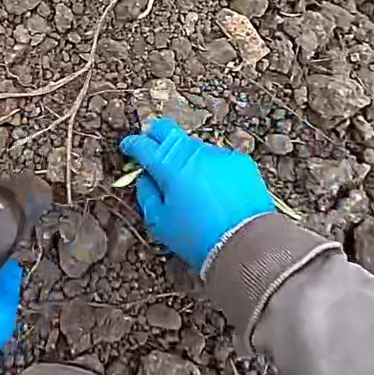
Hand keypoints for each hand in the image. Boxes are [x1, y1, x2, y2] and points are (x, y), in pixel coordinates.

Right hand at [120, 119, 275, 271]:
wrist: (244, 243)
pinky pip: (218, 159)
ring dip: (186, 158)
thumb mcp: (160, 222)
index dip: (133, 144)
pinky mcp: (239, 161)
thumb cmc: (198, 238)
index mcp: (169, 166)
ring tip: (189, 185)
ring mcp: (218, 154)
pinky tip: (215, 191)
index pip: (144, 145)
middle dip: (155, 136)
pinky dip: (211, 169)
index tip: (129, 147)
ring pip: (194, 147)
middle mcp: (193, 153)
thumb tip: (145, 178)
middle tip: (152, 149)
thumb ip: (146, 194)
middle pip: (167, 130)